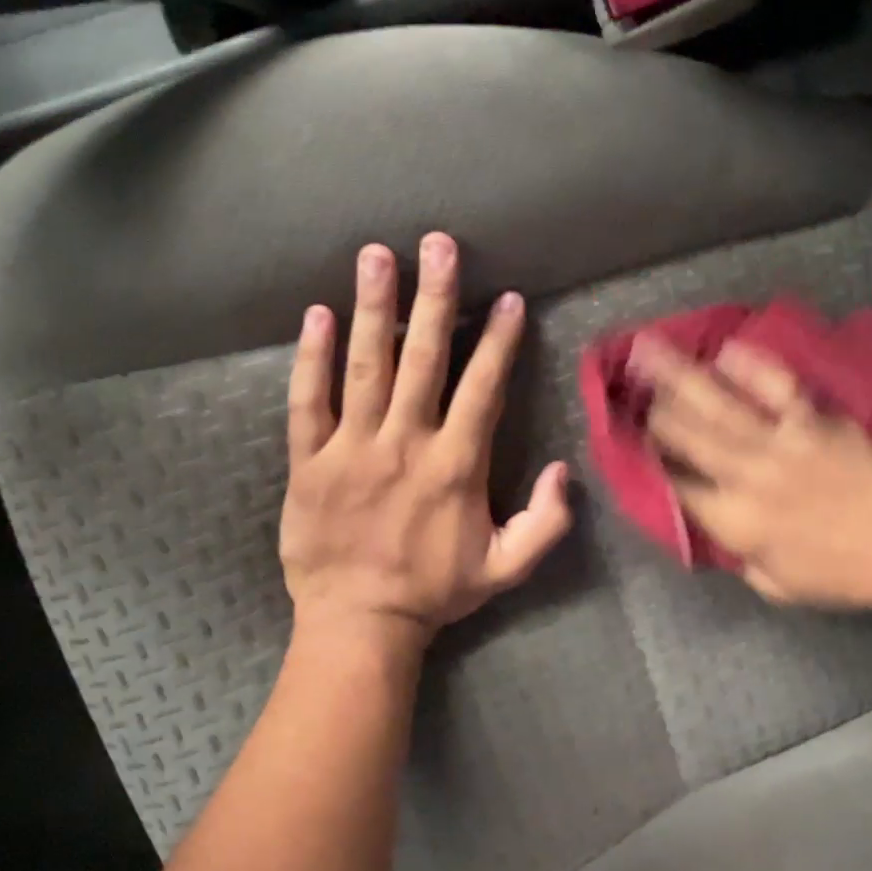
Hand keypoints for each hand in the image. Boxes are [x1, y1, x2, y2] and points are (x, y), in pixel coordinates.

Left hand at [279, 234, 573, 642]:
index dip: (498, 341)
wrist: (358, 626)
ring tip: (376, 256)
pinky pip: (307, 403)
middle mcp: (404, 445)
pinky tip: (318, 315)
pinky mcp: (307, 463)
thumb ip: (547, 522)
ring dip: (372, 309)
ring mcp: (351, 450)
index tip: (507, 298)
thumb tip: (564, 470)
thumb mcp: (508, 567)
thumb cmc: (437, 591)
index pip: (481, 388)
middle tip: (438, 244)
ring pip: (364, 367)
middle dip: (434, 298)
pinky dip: (311, 359)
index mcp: (456, 466)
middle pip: (421, 359)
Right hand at [632, 338, 871, 613]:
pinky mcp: (815, 420)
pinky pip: (776, 384)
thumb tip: (708, 522)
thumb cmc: (844, 576)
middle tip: (624, 385)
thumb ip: (736, 552)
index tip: (625, 443)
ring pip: (718, 403)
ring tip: (646, 349)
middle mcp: (748, 476)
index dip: (645, 465)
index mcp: (736, 522)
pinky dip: (750, 364)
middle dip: (650, 409)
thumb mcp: (776, 585)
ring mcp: (782, 441)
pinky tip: (726, 348)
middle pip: (684, 435)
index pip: (674, 488)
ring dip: (677, 375)